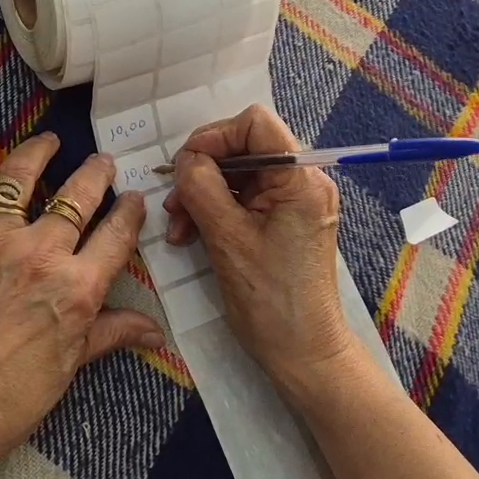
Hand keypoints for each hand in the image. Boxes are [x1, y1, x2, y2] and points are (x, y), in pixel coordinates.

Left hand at [0, 133, 164, 478]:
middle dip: (96, 173)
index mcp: (77, 287)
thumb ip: (110, 333)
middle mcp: (40, 252)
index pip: (116, 235)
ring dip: (38, 152)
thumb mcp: (71, 365)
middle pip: (77, 197)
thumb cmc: (13, 395)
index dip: (130, 212)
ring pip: (19, 177)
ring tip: (49, 140)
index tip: (135, 198)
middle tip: (103, 162)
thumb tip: (156, 330)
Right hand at [163, 105, 352, 396]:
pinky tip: (190, 235)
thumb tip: (186, 160)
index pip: (256, 124)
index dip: (215, 136)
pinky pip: (241, 199)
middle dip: (203, 171)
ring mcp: (293, 202)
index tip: (187, 165)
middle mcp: (303, 182)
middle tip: (175, 203)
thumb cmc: (270, 299)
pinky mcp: (282, 221)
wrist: (303, 354)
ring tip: (178, 227)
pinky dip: (213, 211)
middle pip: (243, 147)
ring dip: (201, 194)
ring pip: (236, 174)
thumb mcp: (226, 238)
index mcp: (300, 180)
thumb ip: (202, 187)